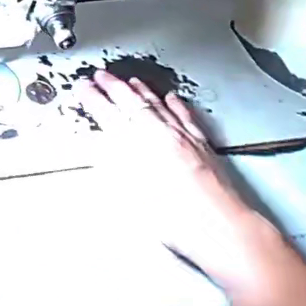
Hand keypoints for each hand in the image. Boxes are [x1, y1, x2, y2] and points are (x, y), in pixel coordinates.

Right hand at [74, 70, 285, 297]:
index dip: (93, 99)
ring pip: (158, 104)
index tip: (83, 88)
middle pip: (132, 102)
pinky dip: (174, 104)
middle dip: (113, 86)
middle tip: (101, 75)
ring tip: (130, 80)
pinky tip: (171, 98)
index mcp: (138, 146)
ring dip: (141, 90)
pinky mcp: (202, 144)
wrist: (222, 230)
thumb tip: (103, 147)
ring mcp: (183, 136)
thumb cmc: (178, 222)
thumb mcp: (131, 195)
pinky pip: (184, 115)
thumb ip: (115, 165)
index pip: (108, 114)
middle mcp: (161, 135)